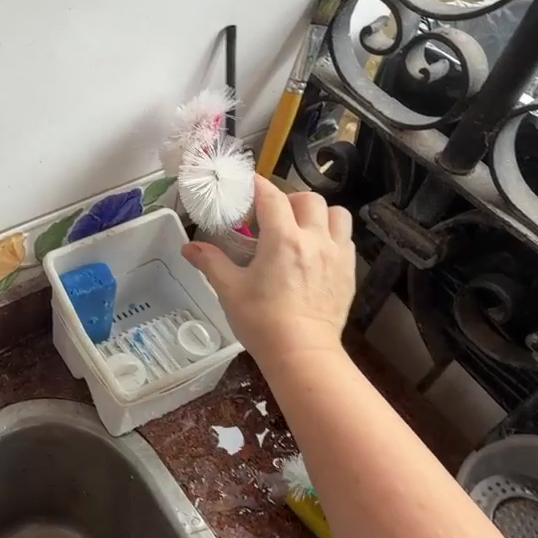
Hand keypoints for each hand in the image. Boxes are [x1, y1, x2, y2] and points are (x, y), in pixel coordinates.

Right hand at [182, 176, 355, 365]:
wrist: (302, 354)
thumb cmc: (262, 321)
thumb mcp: (229, 290)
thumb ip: (210, 262)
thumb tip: (189, 248)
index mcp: (283, 239)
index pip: (271, 196)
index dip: (257, 184)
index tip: (247, 183)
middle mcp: (314, 240)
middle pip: (309, 199)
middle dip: (289, 199)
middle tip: (272, 214)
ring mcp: (337, 256)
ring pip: (336, 215)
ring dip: (318, 214)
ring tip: (301, 228)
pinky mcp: (349, 273)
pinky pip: (345, 240)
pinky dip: (331, 236)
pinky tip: (315, 252)